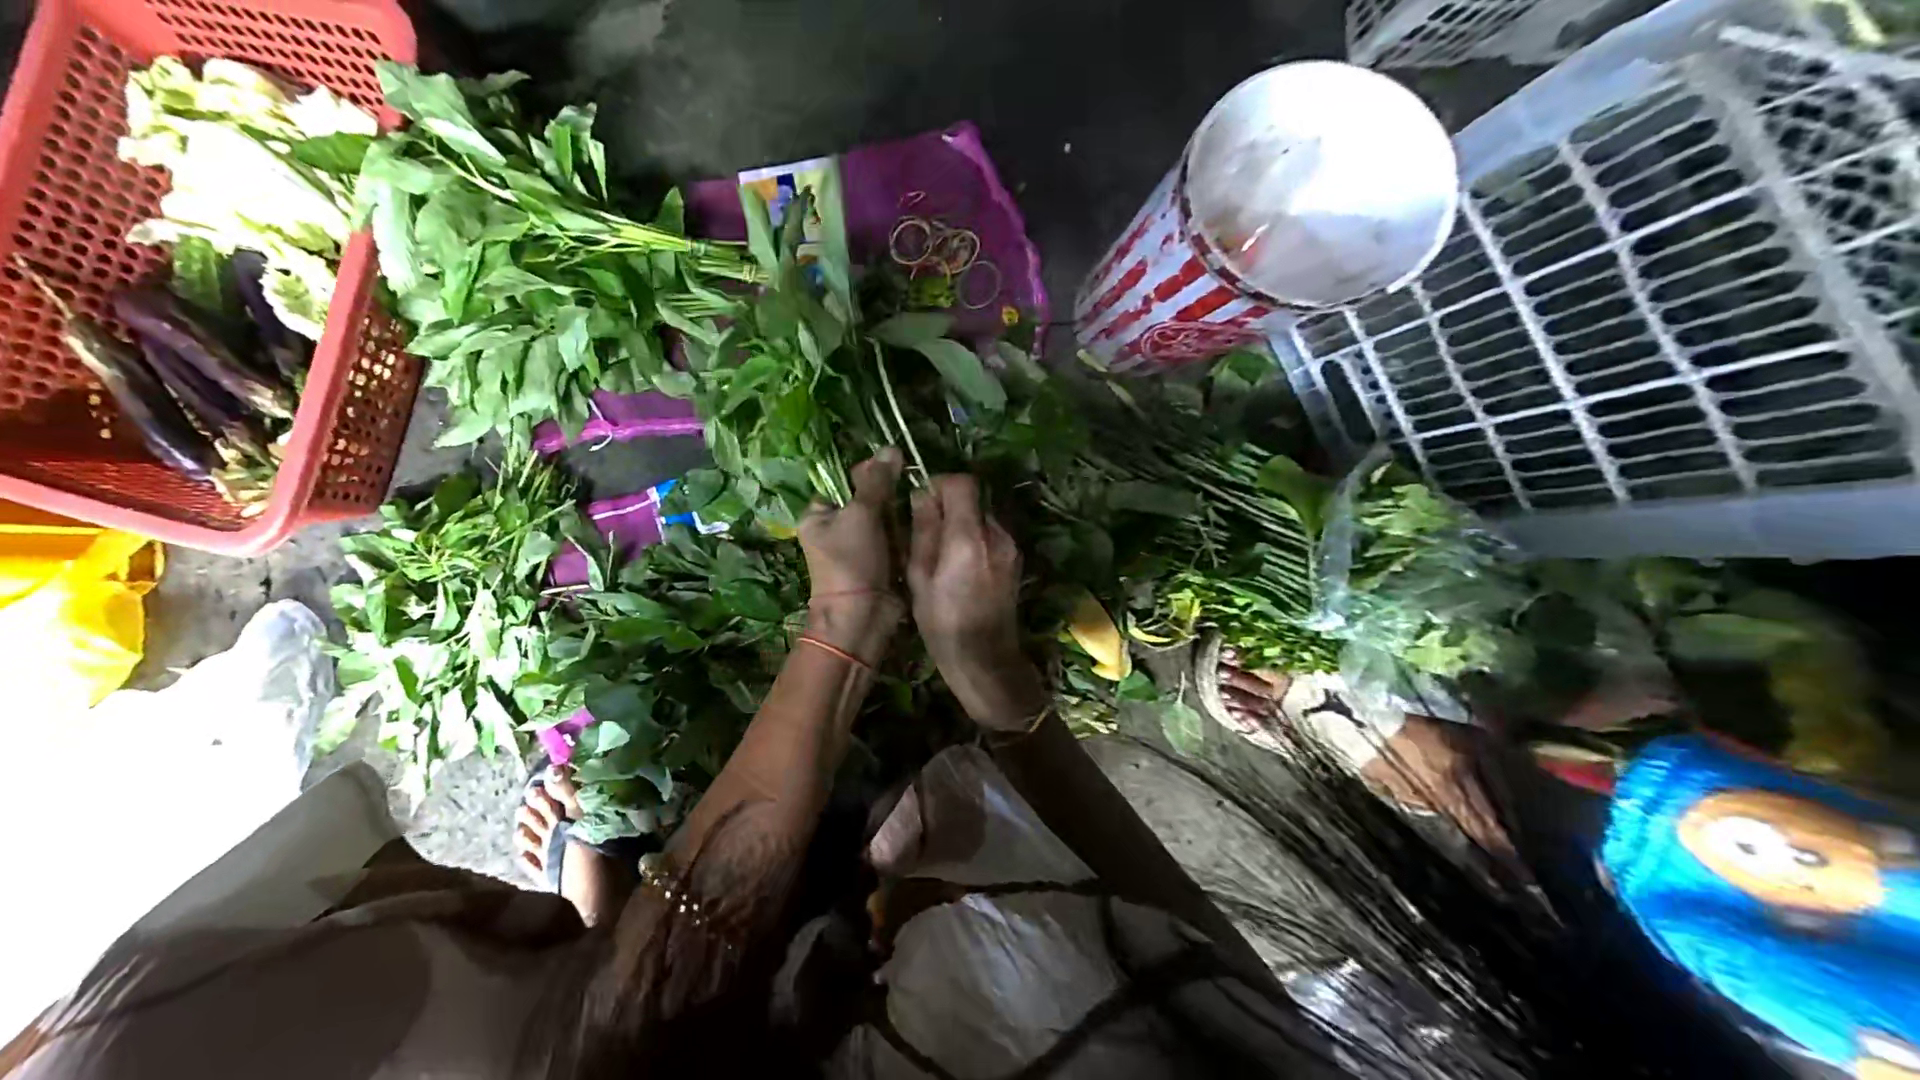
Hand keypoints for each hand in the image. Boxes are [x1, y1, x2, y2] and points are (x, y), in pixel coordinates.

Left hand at [798, 449, 903, 663]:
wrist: (863, 617)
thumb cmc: (851, 562)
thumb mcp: (861, 514)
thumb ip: (877, 481)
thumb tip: (891, 447)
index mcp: (819, 515)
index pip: (843, 482)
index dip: (868, 475)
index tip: (893, 471)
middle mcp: (837, 529)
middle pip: (870, 499)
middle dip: (890, 499)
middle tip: (904, 498)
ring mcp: (861, 547)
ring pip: (888, 519)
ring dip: (902, 518)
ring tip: (915, 516)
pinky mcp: (882, 562)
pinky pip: (898, 539)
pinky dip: (907, 536)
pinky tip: (919, 533)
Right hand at [907, 474, 1047, 730]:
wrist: (985, 659)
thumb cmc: (942, 623)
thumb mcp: (920, 577)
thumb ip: (923, 530)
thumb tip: (922, 494)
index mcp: (969, 537)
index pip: (963, 483)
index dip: (940, 485)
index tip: (922, 502)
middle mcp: (997, 534)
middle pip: (975, 498)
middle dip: (950, 506)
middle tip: (927, 531)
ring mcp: (1011, 547)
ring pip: (983, 516)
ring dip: (962, 523)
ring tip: (942, 553)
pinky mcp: (1016, 560)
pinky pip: (992, 535)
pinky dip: (975, 538)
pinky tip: (961, 566)